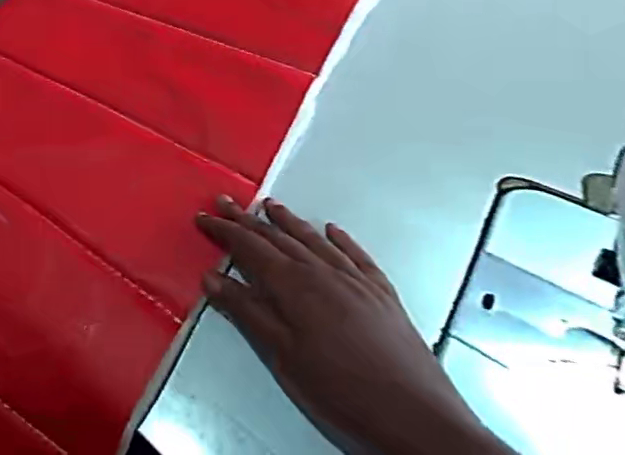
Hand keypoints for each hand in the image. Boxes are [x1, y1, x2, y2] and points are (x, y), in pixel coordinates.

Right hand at [195, 197, 513, 454]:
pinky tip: (332, 230)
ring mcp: (357, 282)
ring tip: (269, 205)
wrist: (422, 423)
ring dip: (287, 221)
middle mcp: (323, 272)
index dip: (223, 230)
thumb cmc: (343, 391)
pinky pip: (358, 257)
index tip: (203, 218)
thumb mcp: (284, 355)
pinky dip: (342, 240)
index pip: (248, 247)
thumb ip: (247, 312)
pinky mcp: (384, 296)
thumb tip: (211, 278)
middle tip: (224, 201)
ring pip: (313, 240)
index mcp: (293, 285)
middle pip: (277, 237)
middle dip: (246, 218)